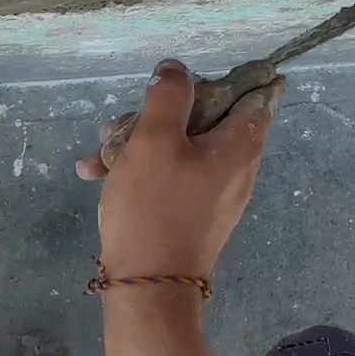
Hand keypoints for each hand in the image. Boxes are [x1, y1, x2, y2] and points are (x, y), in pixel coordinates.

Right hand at [78, 59, 284, 279]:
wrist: (147, 287)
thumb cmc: (155, 206)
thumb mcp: (155, 138)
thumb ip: (168, 95)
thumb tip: (176, 68)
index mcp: (239, 145)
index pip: (257, 94)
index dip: (231, 76)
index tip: (193, 76)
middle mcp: (235, 166)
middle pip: (207, 116)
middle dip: (161, 112)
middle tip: (125, 121)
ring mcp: (213, 192)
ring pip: (180, 145)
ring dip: (140, 140)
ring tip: (103, 150)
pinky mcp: (191, 212)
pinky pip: (170, 174)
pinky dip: (140, 168)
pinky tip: (98, 173)